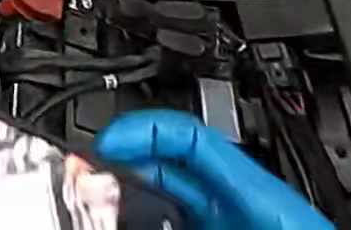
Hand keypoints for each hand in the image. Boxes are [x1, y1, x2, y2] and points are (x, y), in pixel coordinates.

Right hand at [96, 110, 333, 229]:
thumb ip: (198, 206)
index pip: (191, 136)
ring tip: (98, 198)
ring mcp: (235, 220)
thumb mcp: (261, 218)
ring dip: (134, 192)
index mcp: (256, 192)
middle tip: (89, 173)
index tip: (107, 143)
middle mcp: (243, 202)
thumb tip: (135, 209)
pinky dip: (150, 217)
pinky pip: (182, 218)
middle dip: (129, 160)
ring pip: (173, 196)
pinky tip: (124, 221)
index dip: (144, 129)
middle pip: (173, 162)